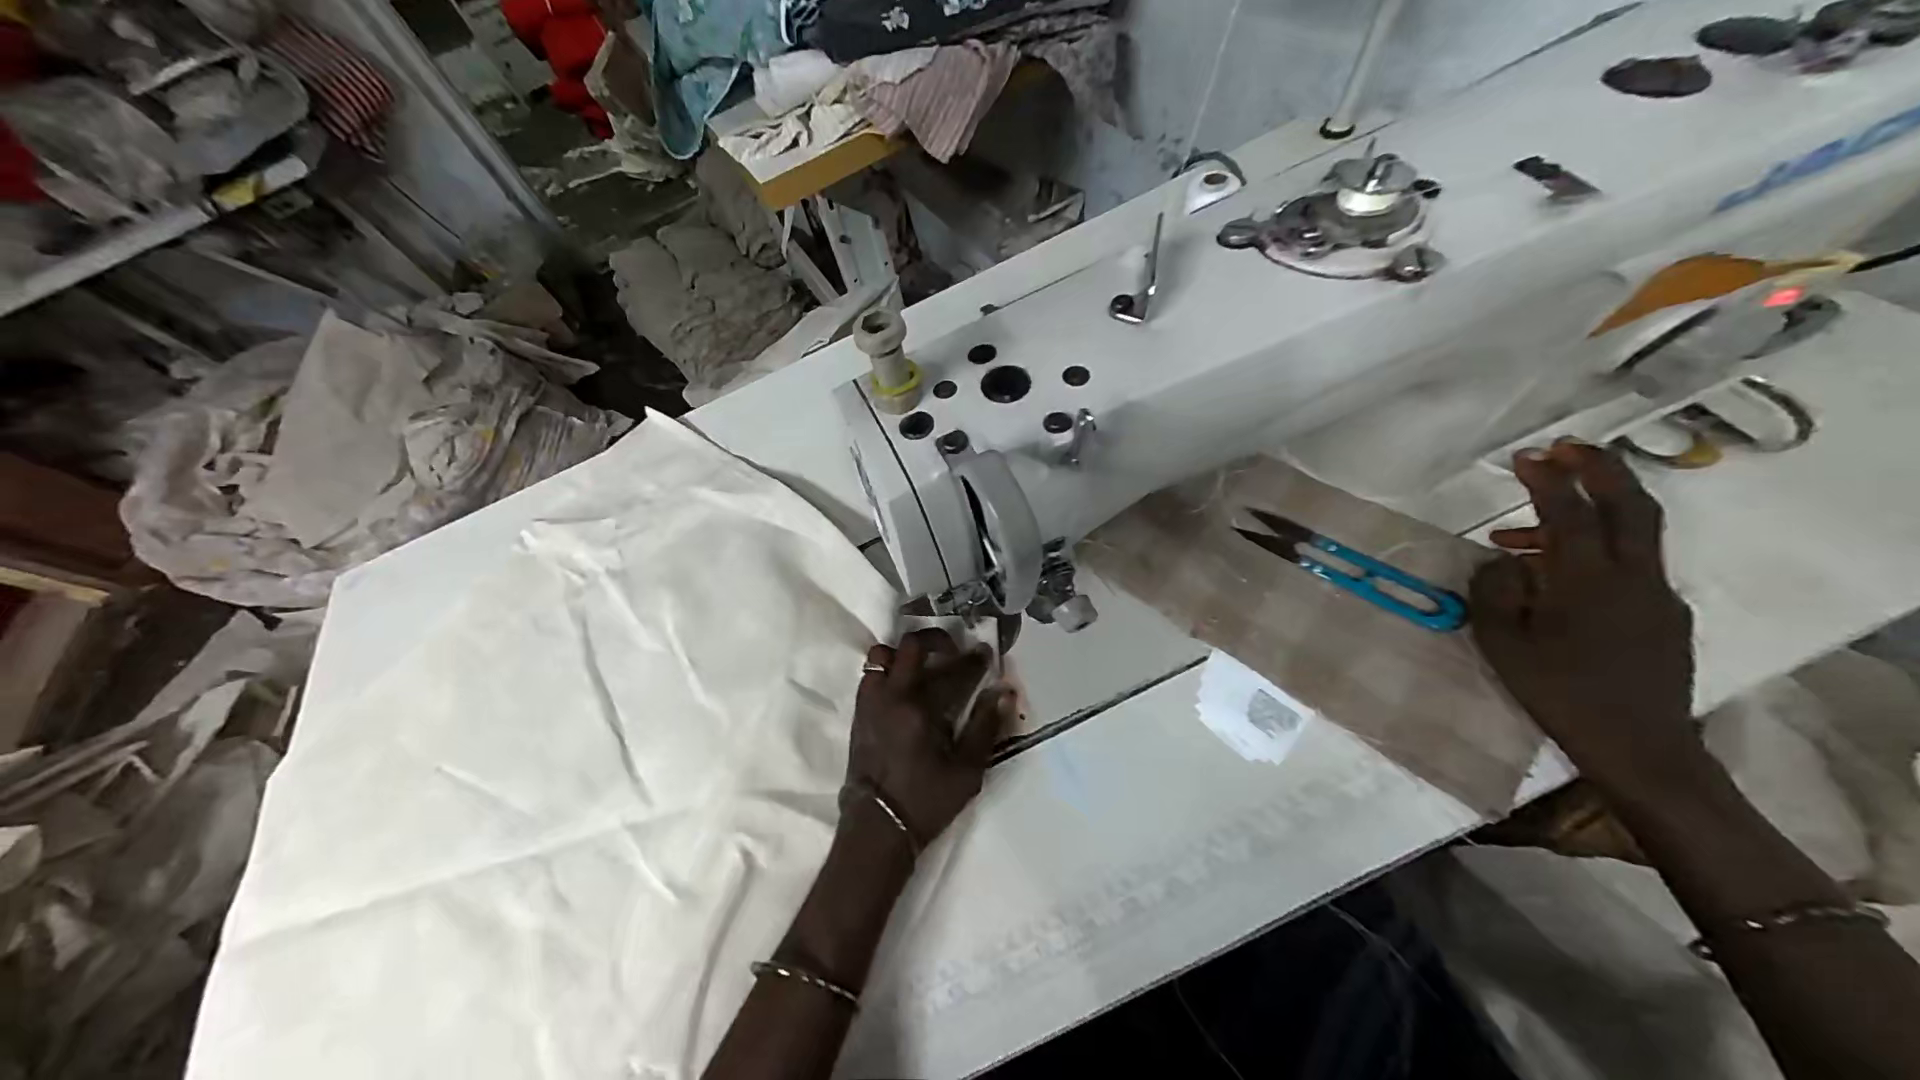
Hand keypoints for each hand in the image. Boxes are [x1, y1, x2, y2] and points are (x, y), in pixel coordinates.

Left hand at [849, 628, 1013, 847]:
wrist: (877, 828)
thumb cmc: (926, 801)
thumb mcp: (967, 771)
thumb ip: (985, 727)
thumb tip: (1004, 692)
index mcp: (920, 708)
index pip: (952, 670)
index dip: (973, 659)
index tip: (986, 653)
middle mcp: (891, 696)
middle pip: (911, 646)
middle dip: (937, 641)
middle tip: (955, 651)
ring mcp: (870, 702)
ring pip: (883, 656)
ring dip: (906, 654)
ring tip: (926, 667)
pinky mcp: (859, 713)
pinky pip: (872, 675)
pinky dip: (889, 670)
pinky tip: (906, 688)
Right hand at [1470, 441, 1697, 787]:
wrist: (1638, 745)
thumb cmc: (1557, 692)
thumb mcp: (1502, 643)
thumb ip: (1494, 591)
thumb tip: (1501, 559)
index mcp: (1588, 582)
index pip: (1571, 514)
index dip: (1548, 480)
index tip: (1526, 455)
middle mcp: (1634, 577)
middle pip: (1631, 505)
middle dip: (1600, 468)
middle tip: (1565, 448)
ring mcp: (1657, 594)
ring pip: (1636, 532)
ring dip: (1594, 510)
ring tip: (1524, 529)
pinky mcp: (1666, 613)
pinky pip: (1633, 564)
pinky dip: (1598, 549)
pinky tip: (1557, 575)